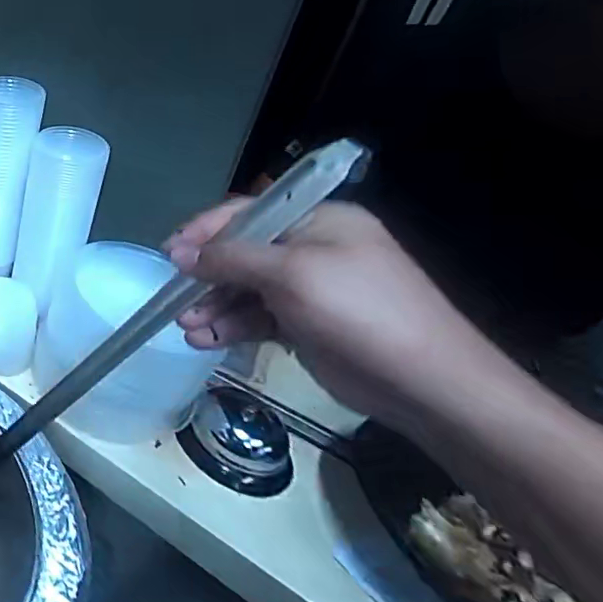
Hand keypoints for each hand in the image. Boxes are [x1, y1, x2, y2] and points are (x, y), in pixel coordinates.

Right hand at [164, 201, 506, 429]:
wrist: (432, 388)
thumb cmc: (361, 314)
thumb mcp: (290, 274)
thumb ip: (229, 258)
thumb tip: (180, 254)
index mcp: (319, 222)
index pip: (246, 213)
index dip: (204, 231)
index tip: (170, 253)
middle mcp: (313, 249)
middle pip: (239, 253)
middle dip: (205, 278)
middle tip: (175, 298)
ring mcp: (310, 288)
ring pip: (243, 288)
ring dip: (212, 306)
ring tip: (187, 327)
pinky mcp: (306, 323)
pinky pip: (255, 316)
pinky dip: (229, 326)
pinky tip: (205, 340)